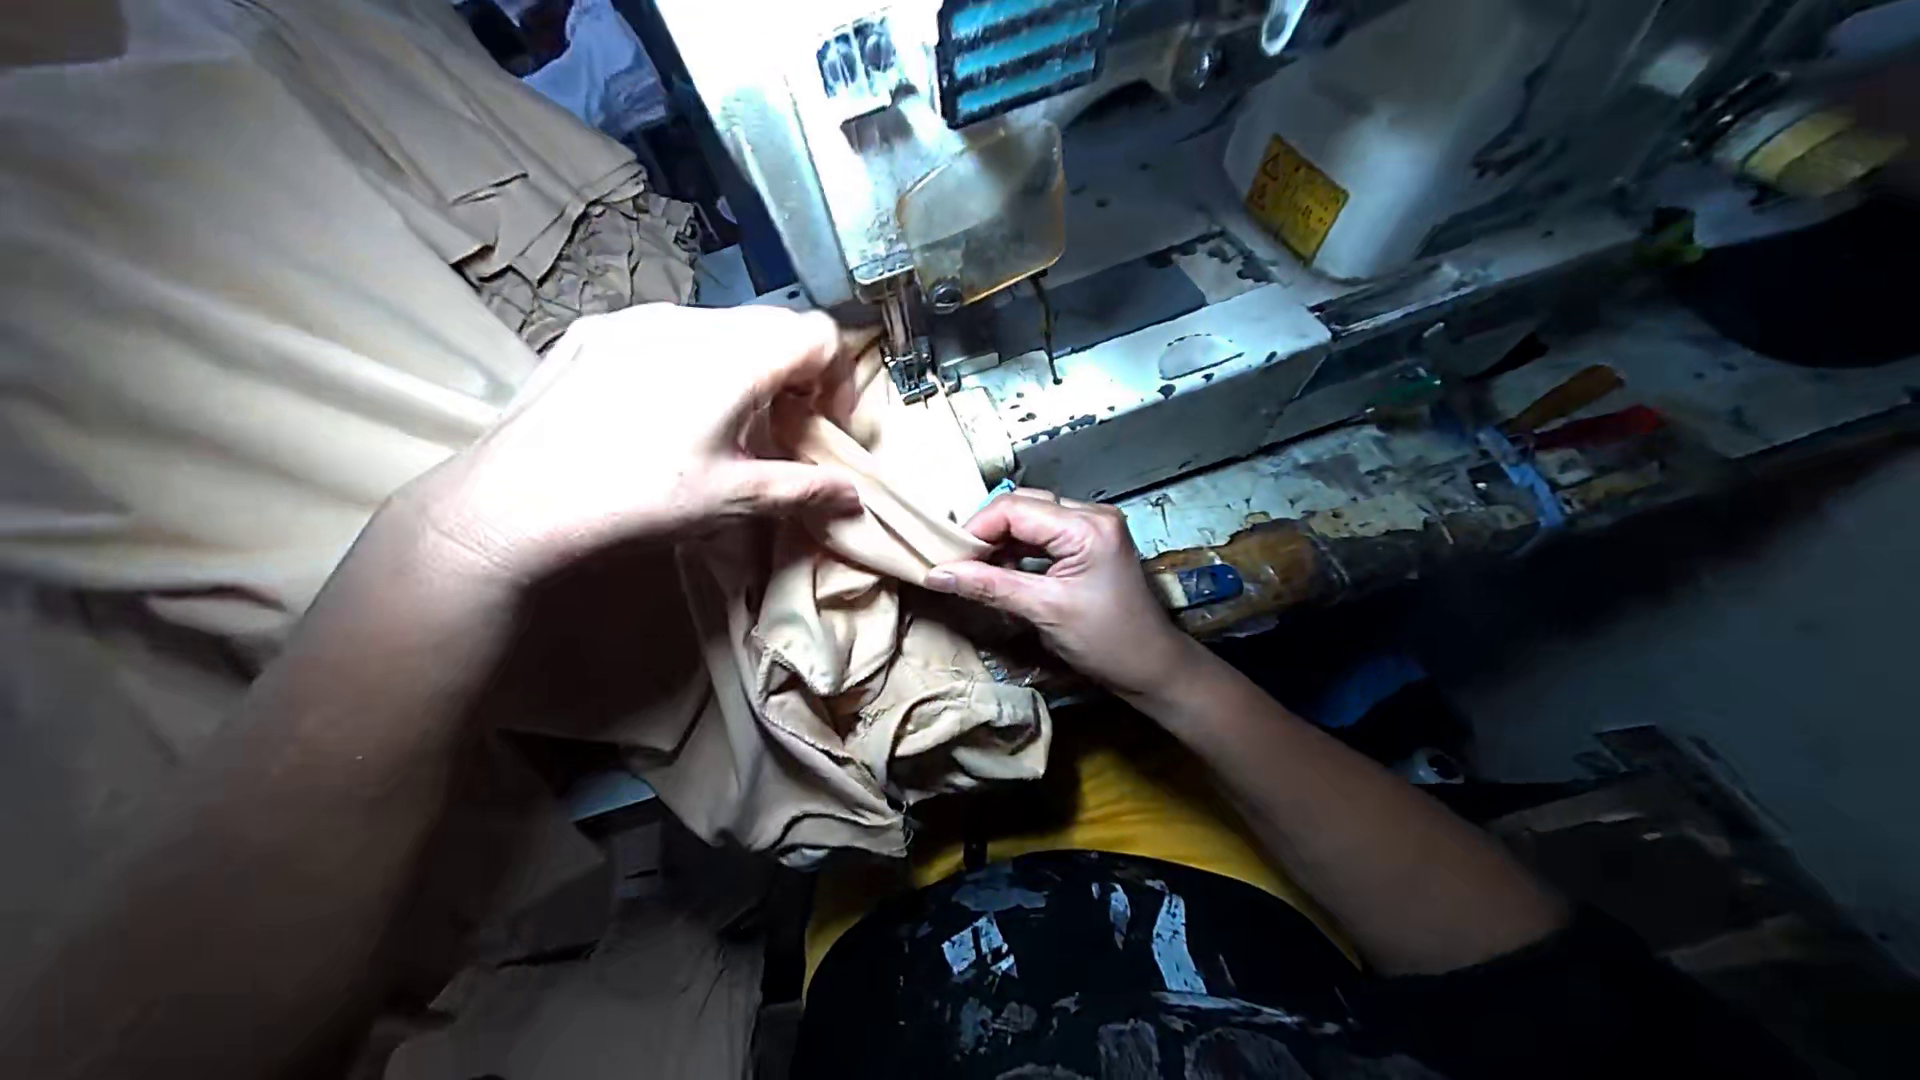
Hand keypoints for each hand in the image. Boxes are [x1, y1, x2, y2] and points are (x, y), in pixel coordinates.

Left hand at [400, 304, 863, 580]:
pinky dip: (693, 364)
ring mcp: (635, 319)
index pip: (820, 334)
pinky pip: (668, 333)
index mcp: (735, 355)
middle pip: (774, 327)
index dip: (839, 379)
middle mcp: (690, 319)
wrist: (510, 505)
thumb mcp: (733, 500)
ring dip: (745, 369)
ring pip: (721, 328)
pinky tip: (664, 411)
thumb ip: (804, 489)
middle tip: (782, 430)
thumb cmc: (638, 500)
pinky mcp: (594, 331)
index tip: (824, 426)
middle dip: (795, 376)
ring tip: (724, 423)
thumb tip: (853, 496)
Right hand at [922, 491, 1200, 698]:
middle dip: (987, 531)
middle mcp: (1092, 514)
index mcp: (1086, 526)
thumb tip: (937, 574)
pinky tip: (1002, 567)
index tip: (949, 558)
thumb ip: (988, 586)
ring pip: (1032, 517)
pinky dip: (1020, 547)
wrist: (1152, 667)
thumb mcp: (1042, 611)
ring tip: (976, 566)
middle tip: (959, 561)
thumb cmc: (1106, 642)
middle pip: (1022, 506)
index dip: (977, 529)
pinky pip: (1045, 533)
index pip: (1014, 508)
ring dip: (1002, 539)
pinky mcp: (1091, 541)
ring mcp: (1094, 526)